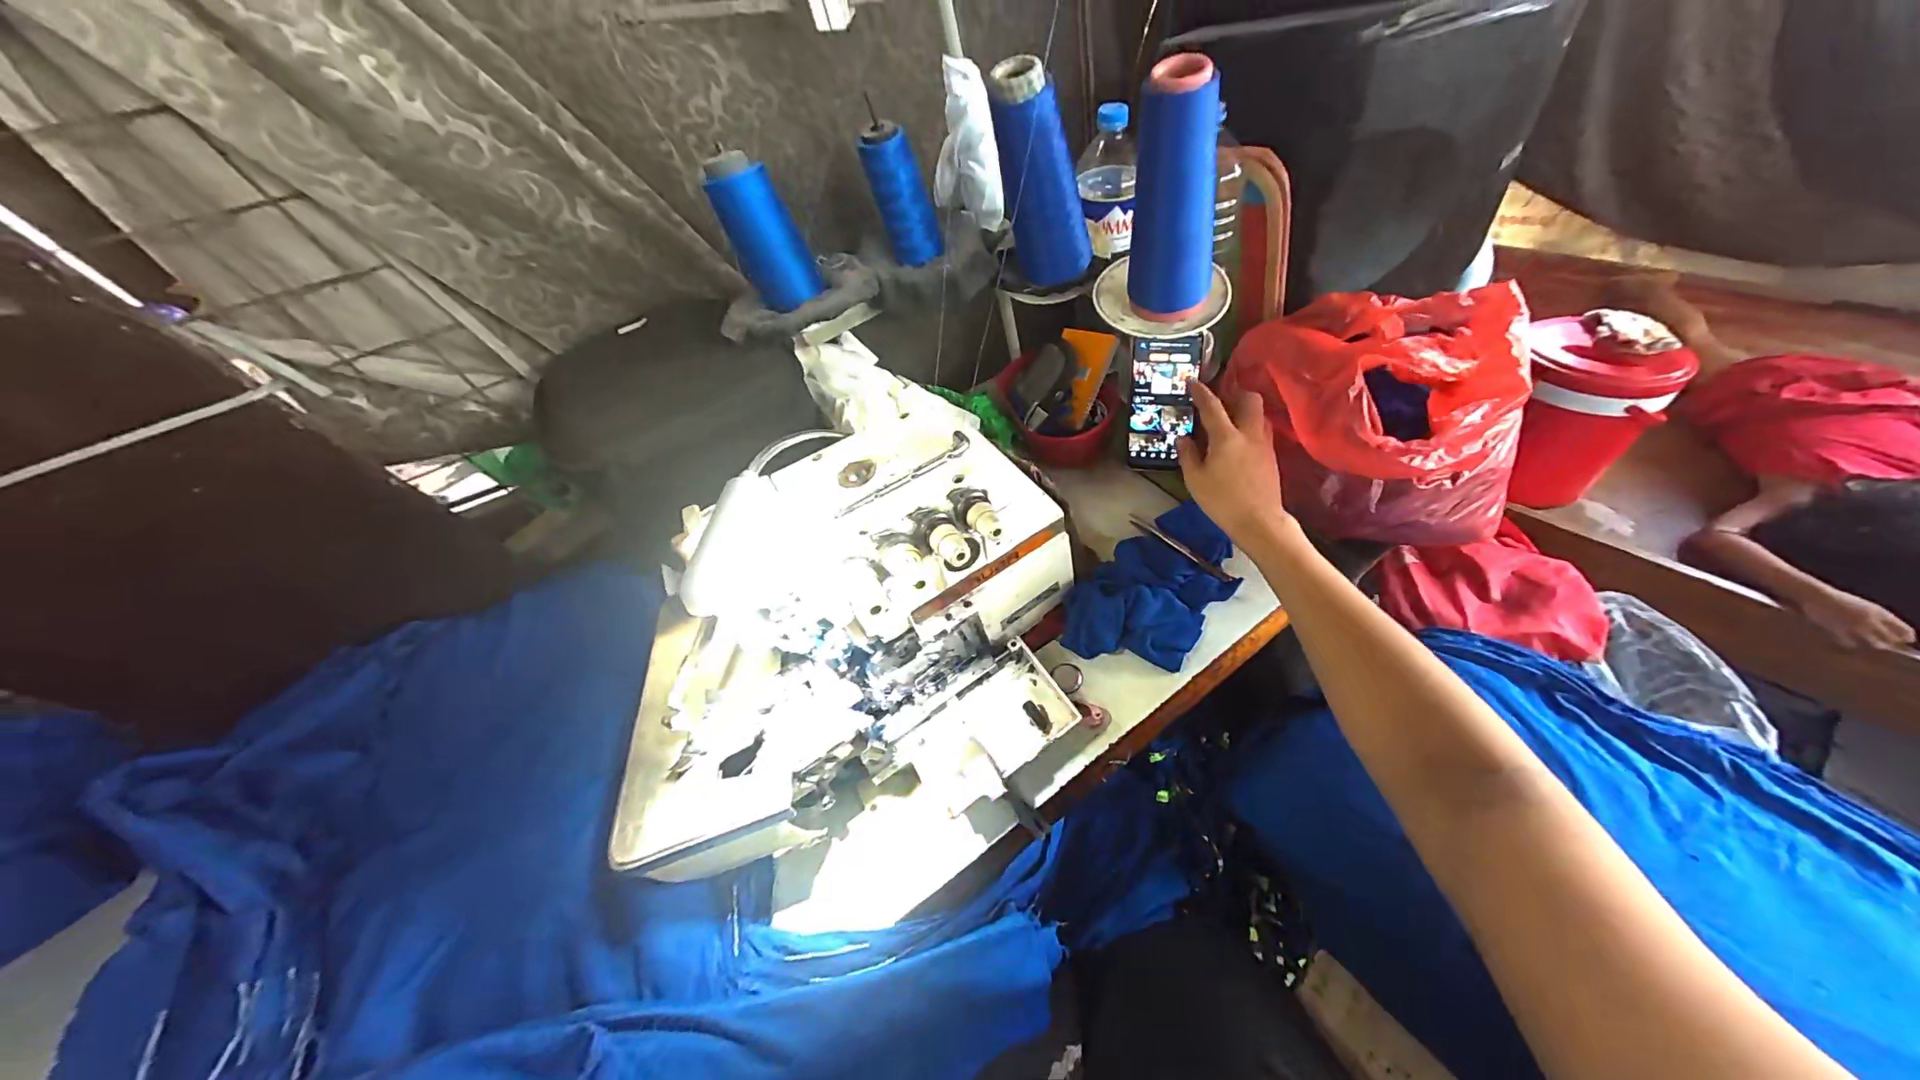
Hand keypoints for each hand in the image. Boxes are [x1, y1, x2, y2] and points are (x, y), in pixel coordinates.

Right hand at [1178, 382, 1292, 544]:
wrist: (1259, 520)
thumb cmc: (1222, 501)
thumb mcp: (1195, 479)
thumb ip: (1188, 455)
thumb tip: (1183, 439)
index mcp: (1226, 437)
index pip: (1212, 406)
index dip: (1201, 392)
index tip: (1193, 382)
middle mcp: (1248, 433)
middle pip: (1249, 399)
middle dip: (1234, 393)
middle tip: (1219, 399)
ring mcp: (1264, 443)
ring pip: (1258, 413)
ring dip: (1244, 409)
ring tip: (1229, 418)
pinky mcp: (1271, 455)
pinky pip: (1261, 429)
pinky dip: (1249, 426)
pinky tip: (1238, 439)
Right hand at [1799, 589, 1916, 650]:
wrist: (1816, 596)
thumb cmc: (1841, 599)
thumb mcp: (1865, 606)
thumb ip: (1878, 617)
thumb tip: (1891, 631)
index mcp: (1881, 613)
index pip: (1905, 631)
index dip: (1906, 637)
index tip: (1904, 641)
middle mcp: (1872, 621)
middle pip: (1890, 639)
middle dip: (1889, 642)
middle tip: (1884, 644)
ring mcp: (1855, 626)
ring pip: (1874, 643)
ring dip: (1871, 644)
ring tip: (1865, 643)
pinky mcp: (1839, 631)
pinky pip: (1850, 643)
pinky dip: (1850, 644)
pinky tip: (1846, 641)